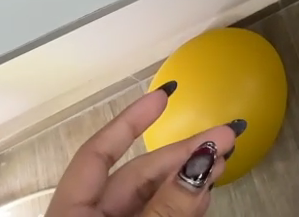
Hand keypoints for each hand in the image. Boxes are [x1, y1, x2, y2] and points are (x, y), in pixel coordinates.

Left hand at [45, 84, 240, 216]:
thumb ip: (169, 203)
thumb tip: (207, 155)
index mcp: (71, 213)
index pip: (97, 153)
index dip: (131, 120)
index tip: (167, 93)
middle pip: (135, 176)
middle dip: (182, 155)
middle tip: (228, 137)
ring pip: (152, 200)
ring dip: (189, 179)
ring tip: (222, 162)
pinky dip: (182, 205)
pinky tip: (205, 194)